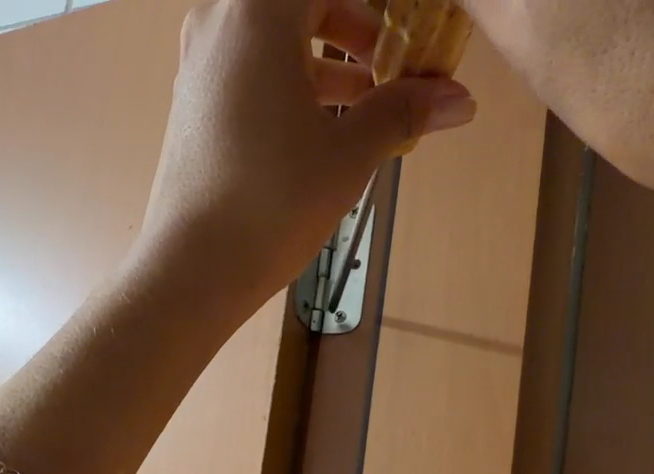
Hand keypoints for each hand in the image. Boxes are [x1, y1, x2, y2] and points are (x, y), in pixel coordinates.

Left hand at [133, 0, 477, 307]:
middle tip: (397, 63)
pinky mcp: (194, 100)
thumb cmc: (274, 202)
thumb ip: (402, 110)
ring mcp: (201, 60)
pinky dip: (294, 80)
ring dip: (330, 58)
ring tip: (374, 102)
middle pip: (302, 1)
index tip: (406, 36)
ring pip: (277, 35)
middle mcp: (221, 18)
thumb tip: (460, 98)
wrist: (193, 267)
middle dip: (358, 26)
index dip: (378, 10)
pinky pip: (253, 66)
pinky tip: (327, 126)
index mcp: (259, 10)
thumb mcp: (348, 154)